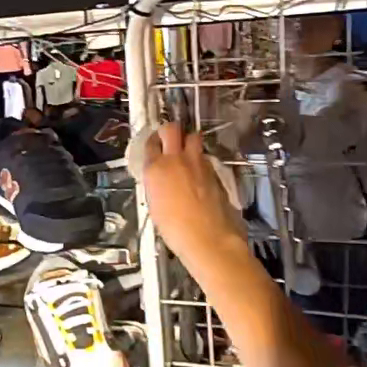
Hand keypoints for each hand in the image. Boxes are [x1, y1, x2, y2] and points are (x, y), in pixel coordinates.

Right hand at [131, 123, 245, 268]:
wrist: (209, 238)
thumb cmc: (175, 230)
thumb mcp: (155, 206)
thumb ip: (156, 184)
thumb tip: (160, 177)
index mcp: (156, 168)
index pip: (151, 143)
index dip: (153, 143)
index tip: (155, 147)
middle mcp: (176, 159)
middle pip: (172, 129)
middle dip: (170, 131)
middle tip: (170, 140)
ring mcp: (198, 163)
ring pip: (193, 137)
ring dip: (189, 141)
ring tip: (187, 154)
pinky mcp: (215, 170)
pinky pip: (205, 156)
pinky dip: (201, 160)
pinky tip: (200, 174)